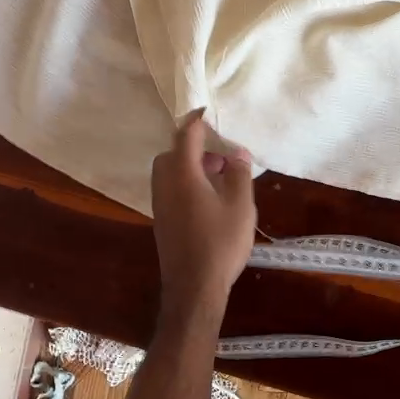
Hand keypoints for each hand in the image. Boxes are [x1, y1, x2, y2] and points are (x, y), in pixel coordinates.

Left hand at [150, 110, 255, 314]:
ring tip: (219, 181)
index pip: (187, 134)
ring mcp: (159, 204)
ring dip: (192, 169)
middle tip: (221, 157)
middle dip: (196, 149)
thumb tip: (236, 152)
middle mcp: (164, 183)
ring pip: (171, 173)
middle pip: (174, 153)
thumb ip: (238, 173)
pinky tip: (209, 203)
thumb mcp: (240, 206)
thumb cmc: (220, 244)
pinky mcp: (161, 222)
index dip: (199, 119)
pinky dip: (187, 186)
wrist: (194, 288)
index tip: (211, 110)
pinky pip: (172, 191)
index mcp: (182, 173)